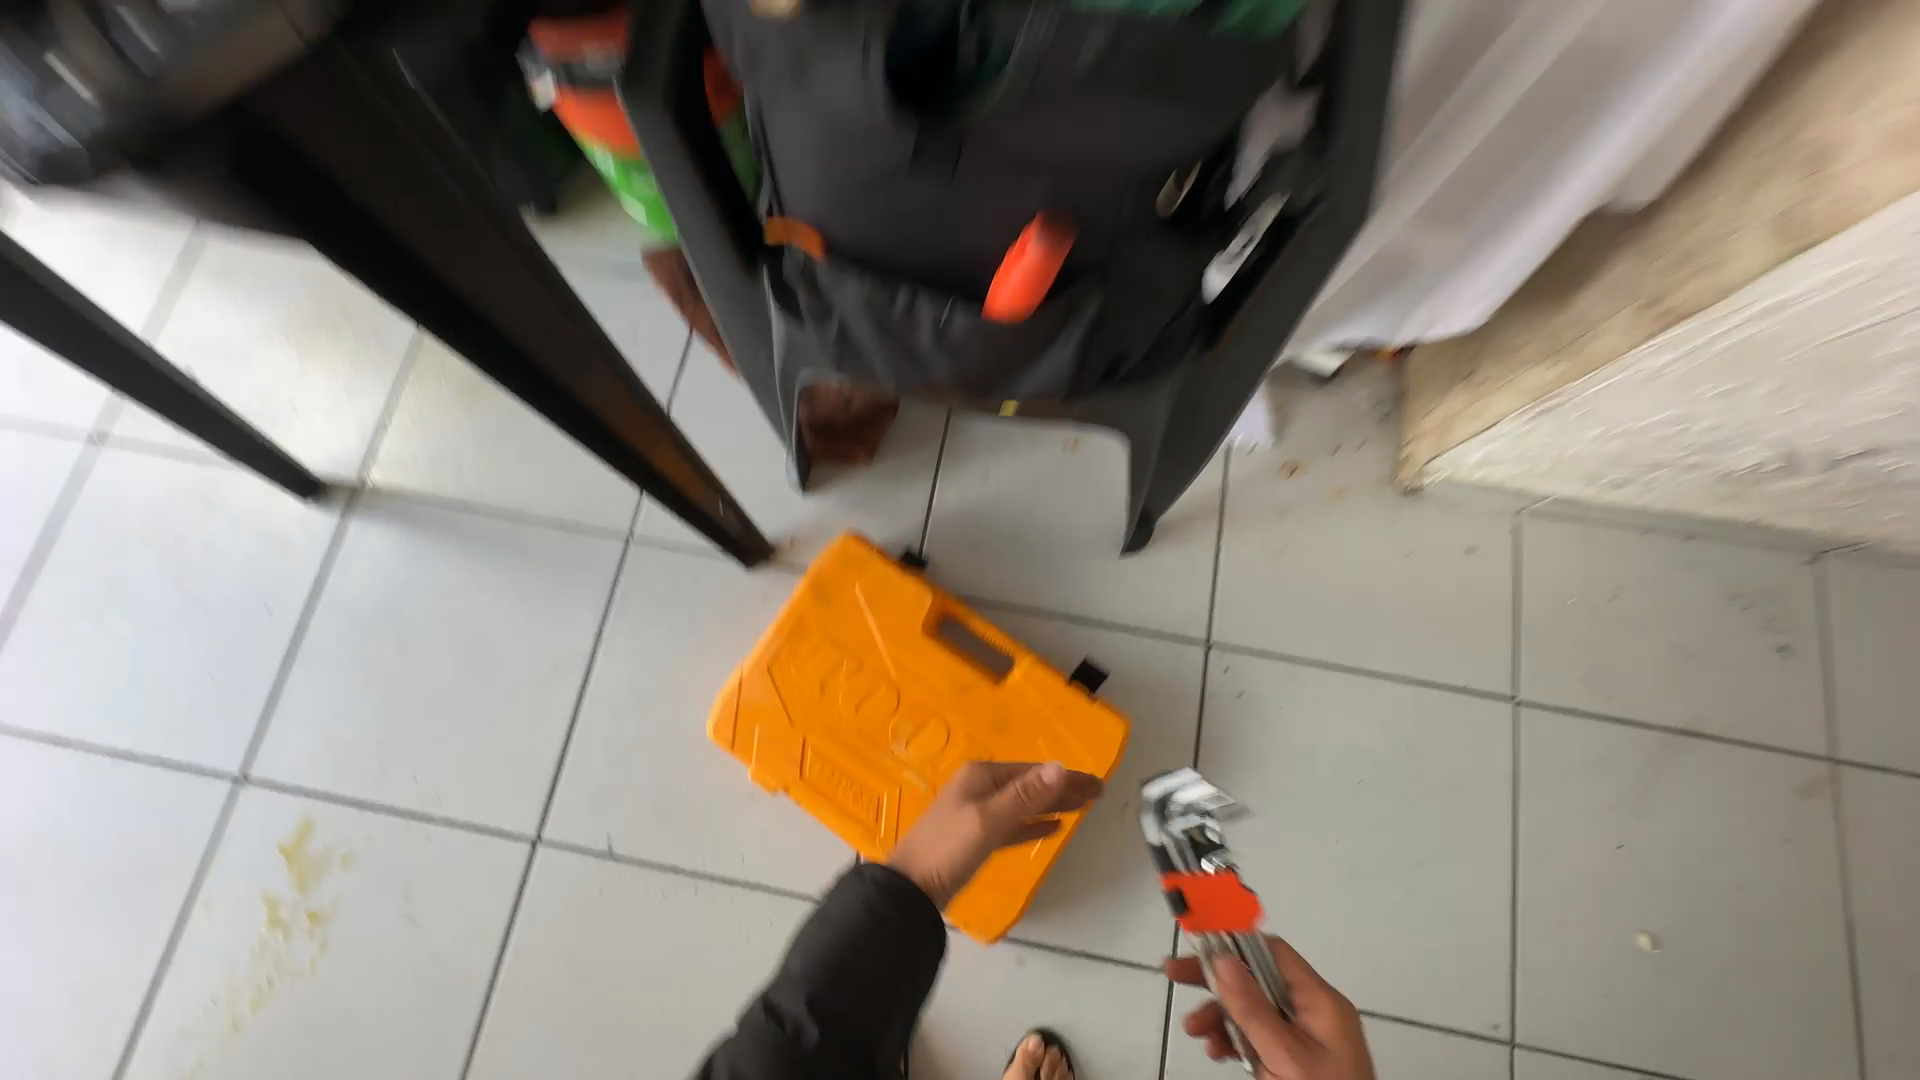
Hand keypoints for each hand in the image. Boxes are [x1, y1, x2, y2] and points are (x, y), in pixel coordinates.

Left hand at [888, 761, 1103, 908]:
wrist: (910, 888)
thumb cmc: (949, 849)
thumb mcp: (990, 820)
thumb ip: (1026, 796)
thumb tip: (1060, 768)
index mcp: (981, 776)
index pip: (1033, 772)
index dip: (1066, 777)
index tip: (1097, 783)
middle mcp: (979, 787)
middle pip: (1030, 785)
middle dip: (1063, 788)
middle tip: (1098, 793)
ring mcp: (976, 812)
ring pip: (1023, 804)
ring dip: (1052, 804)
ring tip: (1083, 807)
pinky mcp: (976, 837)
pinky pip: (1013, 824)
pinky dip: (1033, 823)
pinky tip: (1053, 827)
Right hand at [1166, 937, 1373, 1079]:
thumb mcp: (1283, 1056)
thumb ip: (1252, 1007)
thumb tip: (1222, 956)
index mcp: (1319, 1001)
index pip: (1272, 952)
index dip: (1234, 945)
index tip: (1198, 949)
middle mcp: (1312, 1011)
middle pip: (1256, 978)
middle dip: (1216, 980)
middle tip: (1173, 975)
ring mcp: (1304, 1037)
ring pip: (1252, 1009)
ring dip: (1219, 1016)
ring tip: (1193, 1031)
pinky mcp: (1295, 1060)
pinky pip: (1258, 1036)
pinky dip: (1233, 1040)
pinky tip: (1216, 1051)